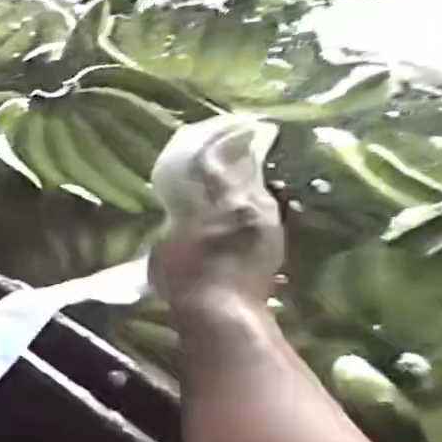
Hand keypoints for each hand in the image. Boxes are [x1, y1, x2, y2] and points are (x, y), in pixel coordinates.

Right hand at [151, 126, 283, 321]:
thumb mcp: (168, 242)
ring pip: (256, 190)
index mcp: (227, 200)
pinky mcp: (273, 244)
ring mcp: (269, 226)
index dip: (215, 144)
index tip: (216, 126)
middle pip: (246, 171)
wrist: (224, 315)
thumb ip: (179, 215)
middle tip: (230, 138)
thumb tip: (181, 202)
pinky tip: (240, 204)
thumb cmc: (186, 277)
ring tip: (234, 168)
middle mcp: (255, 206)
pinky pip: (261, 209)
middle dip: (237, 155)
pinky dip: (249, 199)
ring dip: (245, 177)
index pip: (218, 162)